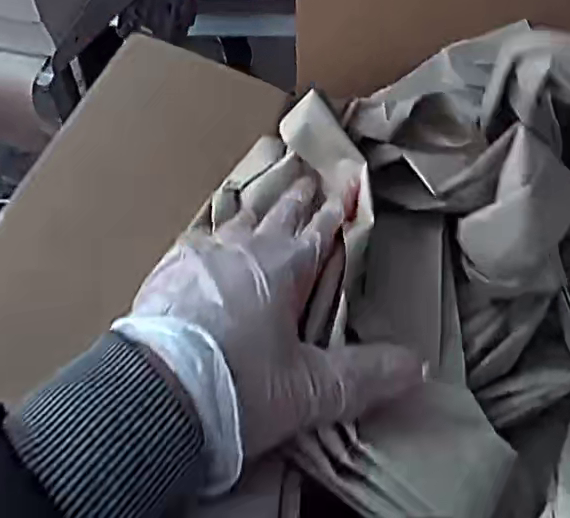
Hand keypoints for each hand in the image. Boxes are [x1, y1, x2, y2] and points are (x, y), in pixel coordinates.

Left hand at [127, 177, 421, 474]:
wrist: (151, 391)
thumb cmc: (237, 385)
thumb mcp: (307, 389)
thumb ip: (364, 375)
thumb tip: (418, 364)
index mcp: (287, 266)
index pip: (323, 228)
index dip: (340, 206)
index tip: (350, 179)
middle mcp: (250, 247)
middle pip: (282, 212)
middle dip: (299, 196)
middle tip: (308, 176)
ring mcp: (208, 251)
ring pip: (240, 216)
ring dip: (257, 206)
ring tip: (262, 196)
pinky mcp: (173, 264)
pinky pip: (202, 235)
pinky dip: (214, 231)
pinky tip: (208, 236)